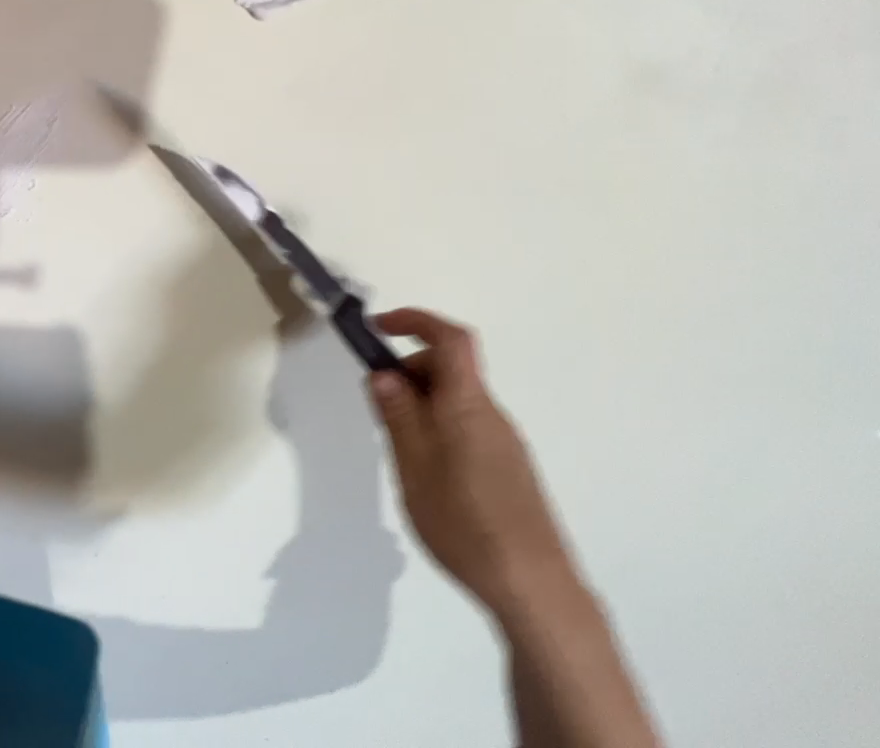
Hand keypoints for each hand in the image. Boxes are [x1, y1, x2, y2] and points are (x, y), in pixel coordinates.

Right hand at [366, 308, 575, 618]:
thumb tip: (383, 373)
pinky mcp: (506, 468)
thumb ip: (397, 416)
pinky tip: (423, 473)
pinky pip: (463, 427)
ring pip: (453, 401)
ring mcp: (502, 442)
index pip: (451, 340)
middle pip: (448, 370)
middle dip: (406, 371)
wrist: (533, 586)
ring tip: (395, 449)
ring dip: (417, 404)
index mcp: (467, 407)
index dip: (415, 321)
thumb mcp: (413, 466)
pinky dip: (434, 428)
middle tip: (374, 407)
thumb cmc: (464, 522)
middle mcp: (491, 415)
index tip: (376, 327)